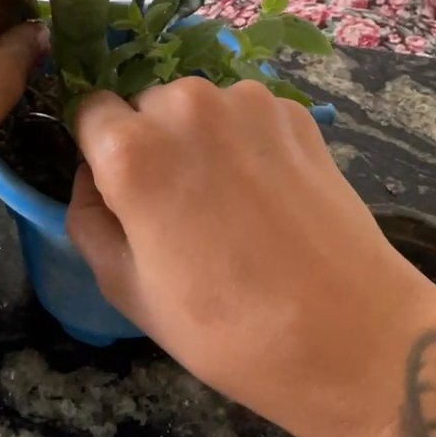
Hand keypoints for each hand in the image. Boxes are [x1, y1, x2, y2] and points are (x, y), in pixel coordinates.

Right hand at [66, 80, 433, 436]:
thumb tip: (91, 175)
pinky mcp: (293, 109)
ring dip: (198, 136)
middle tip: (179, 204)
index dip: (98, 147)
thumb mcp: (127, 288)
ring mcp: (245, 101)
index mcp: (131, 149)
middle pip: (144, 104)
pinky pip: (245, 112)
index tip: (119, 184)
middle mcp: (184, 104)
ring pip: (196, 105)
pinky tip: (267, 190)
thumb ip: (86, 217)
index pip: (89, 110)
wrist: (349, 336)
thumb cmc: (225, 325)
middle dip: (150, 141)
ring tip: (229, 199)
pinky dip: (244, 138)